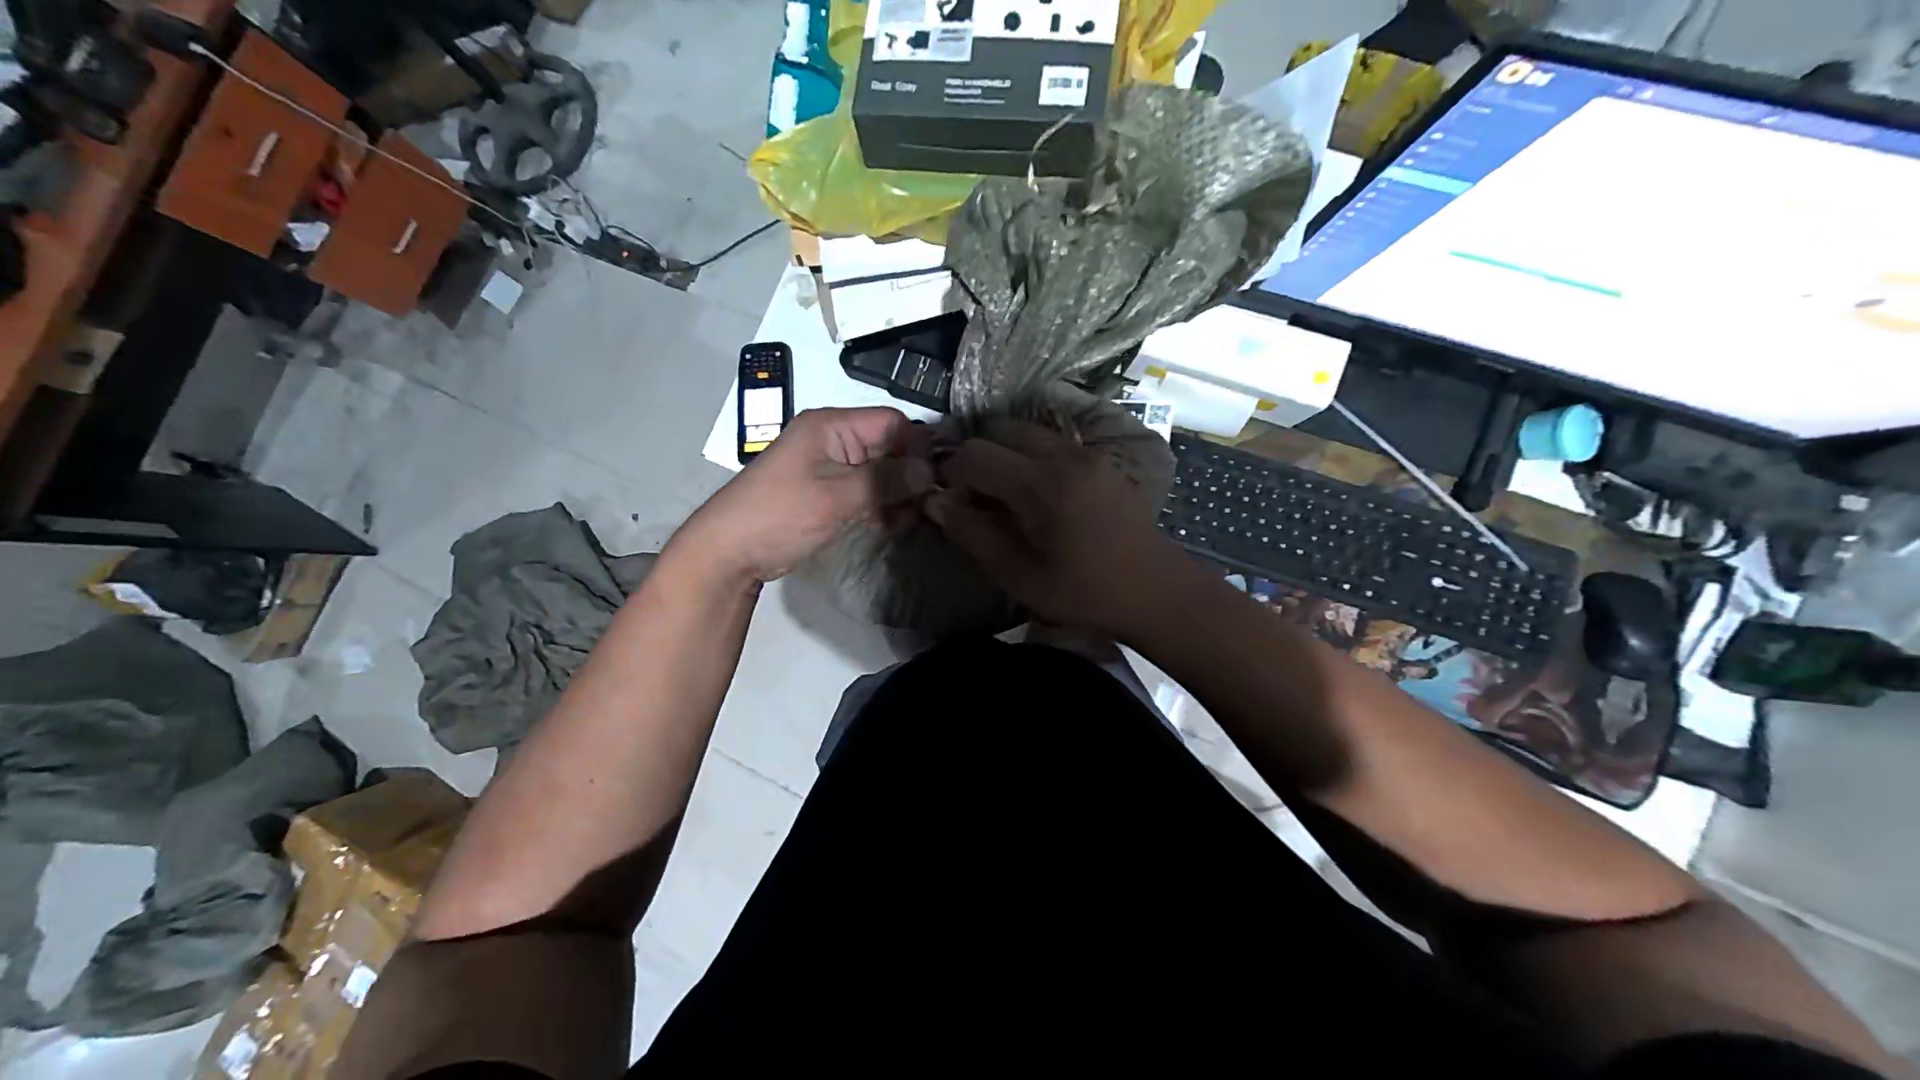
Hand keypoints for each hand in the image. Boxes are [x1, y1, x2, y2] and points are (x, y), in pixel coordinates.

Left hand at [673, 407, 933, 585]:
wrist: (730, 552)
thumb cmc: (780, 514)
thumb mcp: (837, 496)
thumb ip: (887, 481)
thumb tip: (930, 472)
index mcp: (832, 426)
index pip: (892, 422)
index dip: (918, 446)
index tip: (940, 476)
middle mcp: (835, 441)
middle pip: (890, 447)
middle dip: (913, 473)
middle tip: (936, 502)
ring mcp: (832, 469)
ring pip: (882, 473)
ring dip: (902, 493)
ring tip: (922, 516)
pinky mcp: (830, 495)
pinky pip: (868, 493)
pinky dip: (885, 506)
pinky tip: (901, 524)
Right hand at [925, 422, 1186, 636]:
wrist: (1152, 589)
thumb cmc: (1082, 591)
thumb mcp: (1017, 575)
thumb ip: (971, 534)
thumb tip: (934, 502)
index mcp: (1040, 485)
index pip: (974, 455)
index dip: (951, 475)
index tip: (950, 502)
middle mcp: (1062, 455)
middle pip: (998, 431)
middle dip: (977, 458)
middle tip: (976, 496)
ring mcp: (1085, 452)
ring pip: (1026, 431)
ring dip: (1004, 453)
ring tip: (1003, 493)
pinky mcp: (1099, 458)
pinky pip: (1051, 440)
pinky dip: (1030, 454)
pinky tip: (1035, 491)